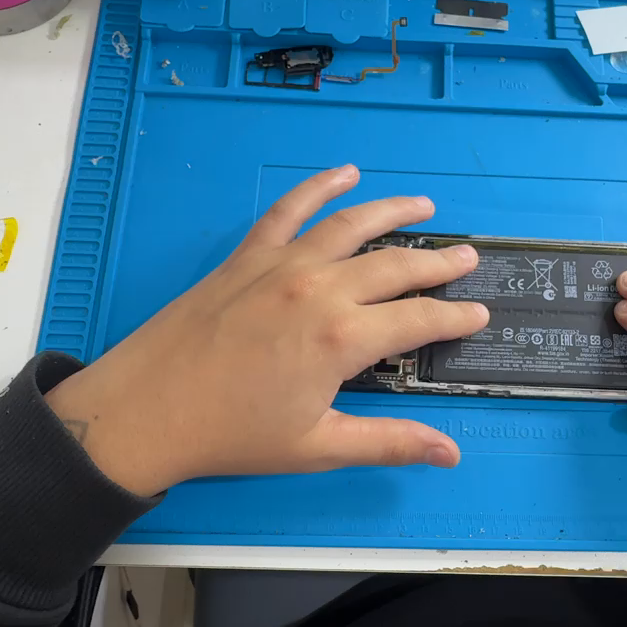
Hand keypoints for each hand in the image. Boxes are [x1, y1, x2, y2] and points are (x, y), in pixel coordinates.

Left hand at [45, 166, 488, 495]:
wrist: (147, 410)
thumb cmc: (234, 434)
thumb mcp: (318, 446)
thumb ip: (389, 442)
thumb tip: (450, 453)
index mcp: (343, 337)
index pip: (419, 319)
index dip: (456, 317)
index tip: (479, 313)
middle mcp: (321, 288)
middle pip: (397, 265)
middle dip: (439, 262)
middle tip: (468, 258)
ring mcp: (283, 264)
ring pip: (352, 225)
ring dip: (394, 211)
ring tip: (425, 205)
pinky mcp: (248, 255)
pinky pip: (289, 209)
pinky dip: (318, 187)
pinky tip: (344, 173)